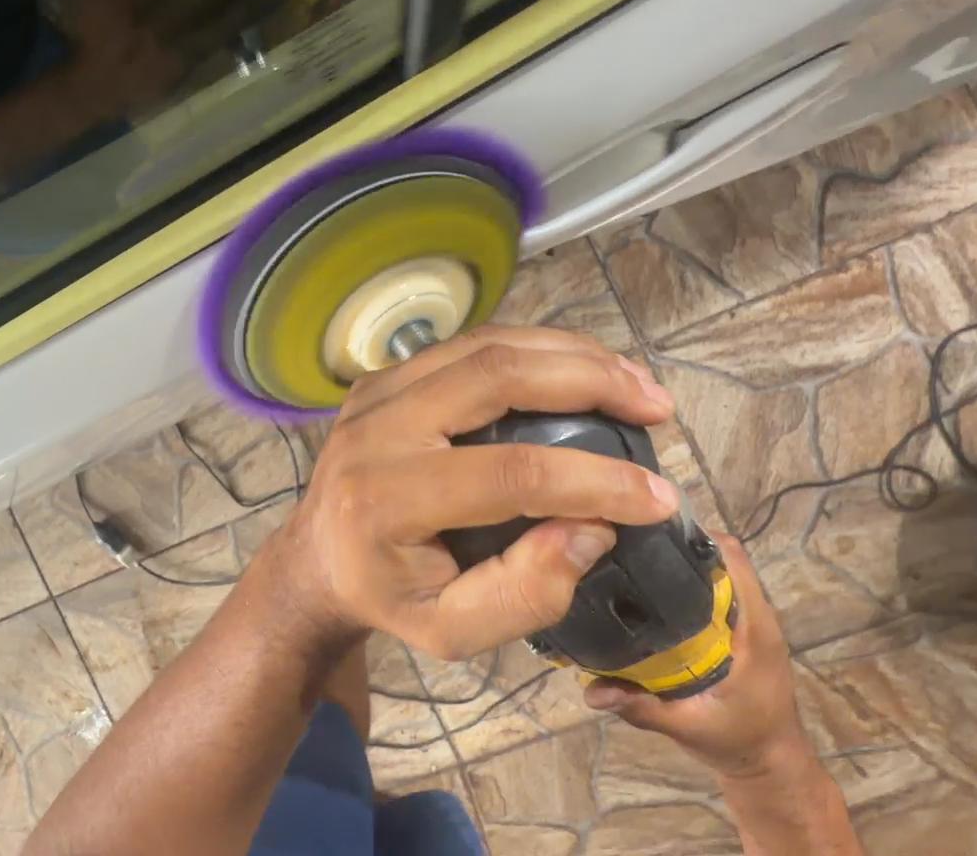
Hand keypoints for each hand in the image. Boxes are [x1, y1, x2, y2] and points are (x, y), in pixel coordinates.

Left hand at [258, 327, 680, 661]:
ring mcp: (374, 394)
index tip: (660, 496)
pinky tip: (579, 370)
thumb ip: (524, 593)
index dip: (594, 481)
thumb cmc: (386, 596)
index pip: (506, 473)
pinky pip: (466, 347)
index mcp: (384, 501)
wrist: (316, 555)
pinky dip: (532, 349)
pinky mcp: (384, 378)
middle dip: (588, 383)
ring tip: (634, 383)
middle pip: (491, 377)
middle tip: (657, 407)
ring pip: (482, 346)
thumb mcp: (450, 630)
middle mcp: (373, 432)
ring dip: (568, 355)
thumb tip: (593, 529)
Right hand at [583, 535, 814, 779]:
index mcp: (752, 628)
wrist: (769, 763)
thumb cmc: (738, 741)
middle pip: (714, 554)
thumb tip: (591, 692)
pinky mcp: (733, 624)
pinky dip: (677, 576)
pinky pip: (707, 585)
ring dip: (671, 556)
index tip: (644, 524)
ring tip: (620, 550)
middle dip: (670, 540)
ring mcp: (744, 617)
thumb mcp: (688, 727)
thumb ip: (642, 708)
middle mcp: (751, 613)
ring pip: (710, 567)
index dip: (693, 533)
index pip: (732, 559)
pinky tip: (638, 581)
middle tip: (617, 536)